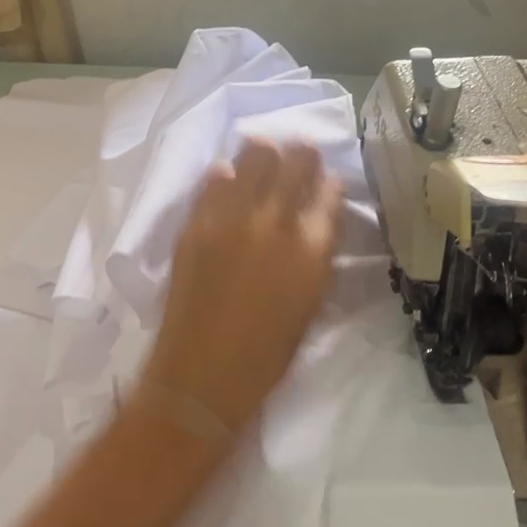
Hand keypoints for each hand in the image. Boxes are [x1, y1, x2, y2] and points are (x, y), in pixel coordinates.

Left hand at [140, 138, 343, 435]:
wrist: (202, 375)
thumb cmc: (267, 356)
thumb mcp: (309, 305)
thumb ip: (315, 259)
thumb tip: (315, 226)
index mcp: (311, 250)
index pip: (328, 195)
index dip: (329, 183)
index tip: (327, 180)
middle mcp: (275, 223)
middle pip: (295, 165)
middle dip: (302, 156)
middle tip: (301, 152)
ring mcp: (232, 219)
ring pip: (254, 161)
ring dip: (264, 154)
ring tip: (265, 151)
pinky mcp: (197, 224)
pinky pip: (214, 182)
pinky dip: (225, 175)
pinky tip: (228, 175)